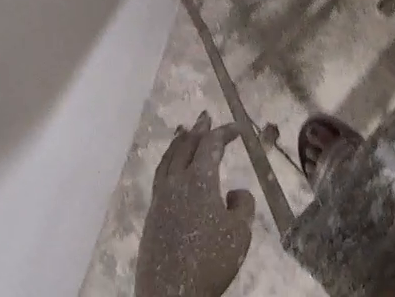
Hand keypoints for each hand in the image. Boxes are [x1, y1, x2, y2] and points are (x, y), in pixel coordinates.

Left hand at [135, 111, 254, 296]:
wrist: (171, 293)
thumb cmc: (210, 261)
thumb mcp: (240, 233)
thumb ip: (243, 205)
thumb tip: (234, 192)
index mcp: (200, 180)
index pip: (212, 145)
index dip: (225, 132)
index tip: (239, 128)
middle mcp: (177, 182)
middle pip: (186, 146)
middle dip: (198, 130)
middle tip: (206, 116)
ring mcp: (161, 198)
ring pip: (169, 159)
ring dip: (179, 142)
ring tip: (184, 131)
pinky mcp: (152, 215)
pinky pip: (160, 176)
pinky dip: (169, 161)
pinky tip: (172, 168)